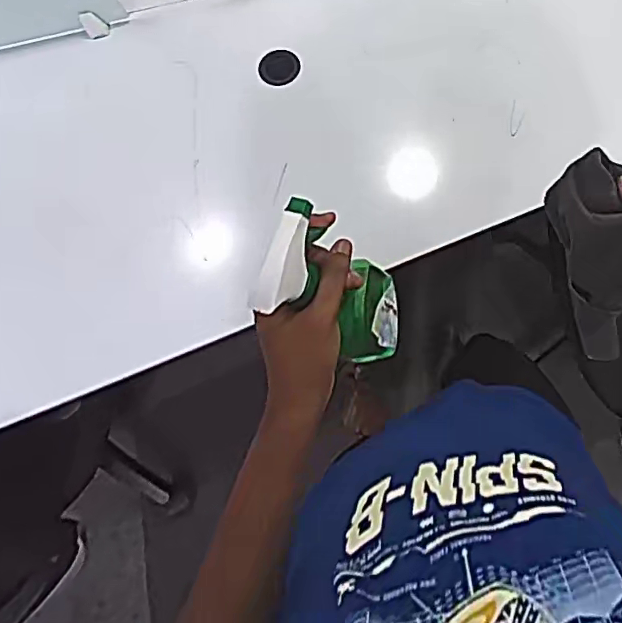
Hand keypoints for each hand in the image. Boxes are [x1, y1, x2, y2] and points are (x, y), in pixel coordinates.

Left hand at [253, 212, 359, 425]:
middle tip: (347, 265)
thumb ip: (334, 278)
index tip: (326, 220)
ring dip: (335, 275)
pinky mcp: (299, 316)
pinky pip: (317, 290)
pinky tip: (346, 295)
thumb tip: (341, 249)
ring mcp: (287, 307)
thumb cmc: (302, 367)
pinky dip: (333, 288)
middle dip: (329, 258)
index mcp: (271, 294)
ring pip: (313, 275)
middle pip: (302, 260)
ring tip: (350, 285)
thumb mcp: (323, 315)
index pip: (286, 249)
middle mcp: (275, 297)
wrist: (300, 402)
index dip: (306, 229)